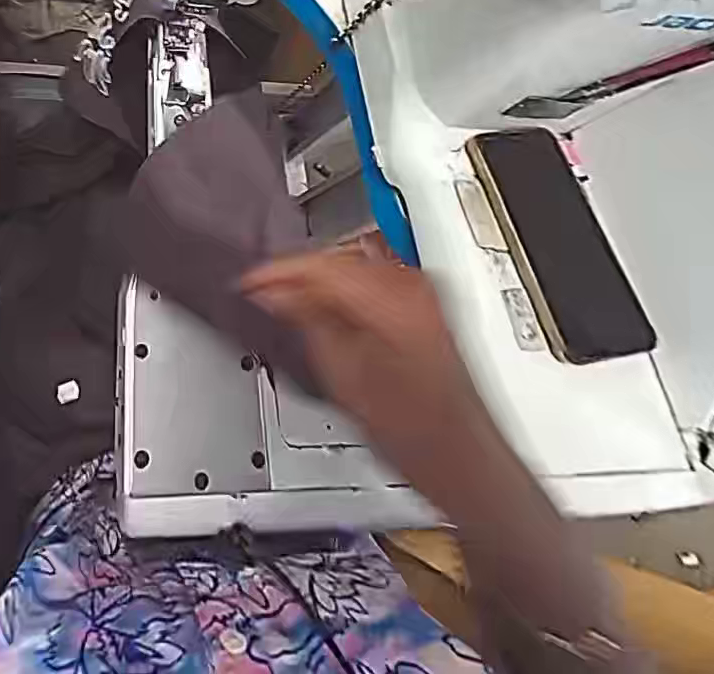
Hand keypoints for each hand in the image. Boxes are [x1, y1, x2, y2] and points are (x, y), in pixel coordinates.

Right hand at [240, 244, 516, 510]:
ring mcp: (423, 291)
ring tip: (285, 298)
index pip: (322, 265)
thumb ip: (306, 321)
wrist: (461, 455)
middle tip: (263, 290)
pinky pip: (371, 276)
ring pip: (353, 264)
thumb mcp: (343, 376)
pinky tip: (321, 304)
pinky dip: (341, 286)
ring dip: (318, 279)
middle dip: (297, 274)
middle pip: (338, 259)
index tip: (252, 281)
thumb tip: (275, 293)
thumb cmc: (416, 434)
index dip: (279, 272)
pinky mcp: (424, 300)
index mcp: (391, 301)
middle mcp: (412, 286)